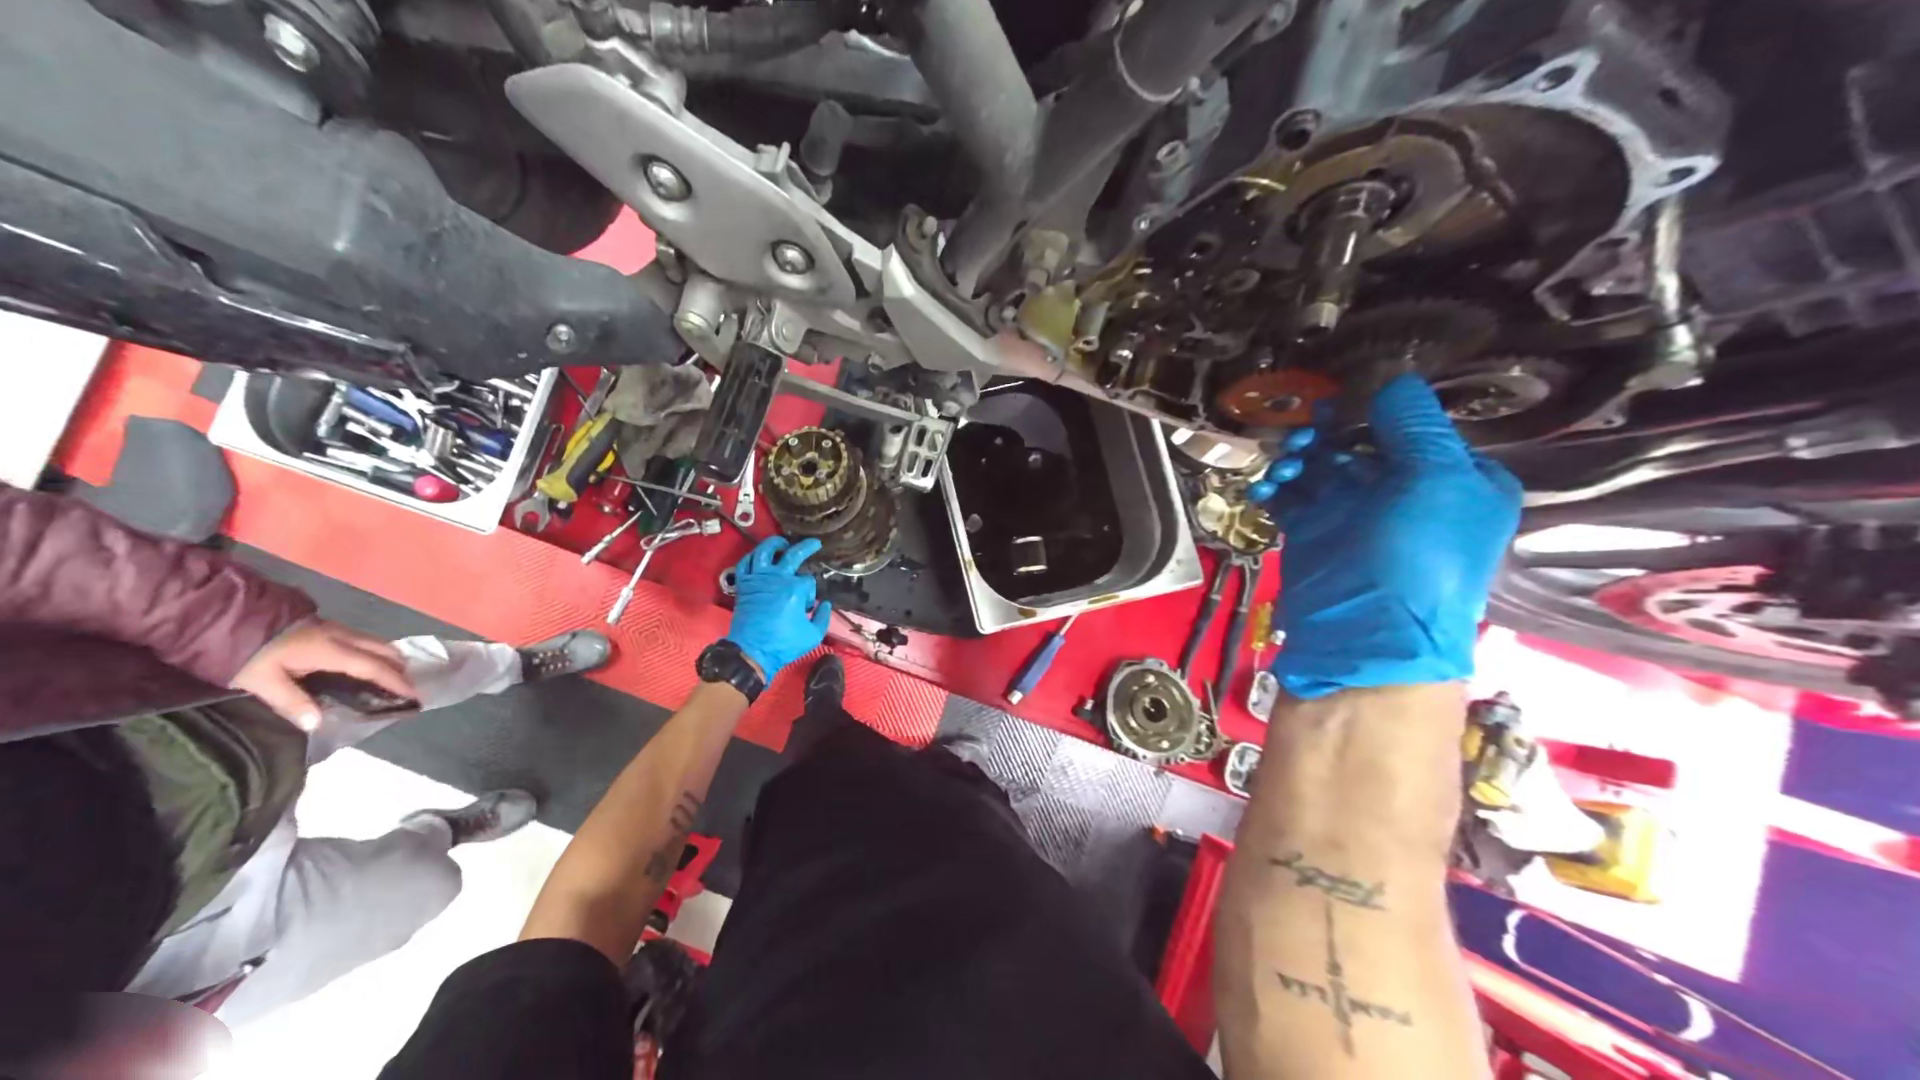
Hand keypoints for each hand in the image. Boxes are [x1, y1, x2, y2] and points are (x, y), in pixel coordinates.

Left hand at [230, 619, 417, 729]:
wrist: (229, 616)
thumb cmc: (247, 652)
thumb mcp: (260, 681)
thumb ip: (291, 702)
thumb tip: (318, 724)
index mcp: (331, 651)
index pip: (373, 667)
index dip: (395, 681)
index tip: (414, 695)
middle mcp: (342, 637)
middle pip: (384, 650)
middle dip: (400, 668)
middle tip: (405, 686)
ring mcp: (337, 629)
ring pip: (377, 643)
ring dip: (389, 659)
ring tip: (391, 676)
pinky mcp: (328, 626)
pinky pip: (365, 640)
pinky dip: (376, 652)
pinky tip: (366, 663)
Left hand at [725, 536, 832, 678]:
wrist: (752, 651)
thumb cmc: (784, 644)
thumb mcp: (813, 635)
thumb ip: (823, 617)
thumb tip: (824, 604)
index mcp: (795, 590)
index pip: (808, 581)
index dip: (810, 592)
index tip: (807, 605)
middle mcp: (777, 578)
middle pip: (793, 554)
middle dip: (806, 547)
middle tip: (814, 543)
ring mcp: (758, 579)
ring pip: (764, 551)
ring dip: (775, 544)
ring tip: (782, 543)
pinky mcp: (744, 584)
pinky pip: (745, 563)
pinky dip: (752, 557)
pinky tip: (759, 557)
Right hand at [1258, 374, 1521, 697]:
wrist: (1365, 643)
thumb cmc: (1414, 560)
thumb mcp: (1435, 483)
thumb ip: (1414, 425)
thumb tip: (1393, 383)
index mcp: (1454, 478)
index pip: (1413, 424)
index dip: (1376, 404)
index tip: (1339, 389)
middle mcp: (1405, 491)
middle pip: (1360, 440)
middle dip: (1329, 430)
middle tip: (1302, 429)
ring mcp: (1355, 513)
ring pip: (1321, 464)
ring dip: (1299, 455)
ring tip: (1284, 462)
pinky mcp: (1314, 533)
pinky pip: (1292, 494)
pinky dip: (1277, 484)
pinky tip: (1267, 485)